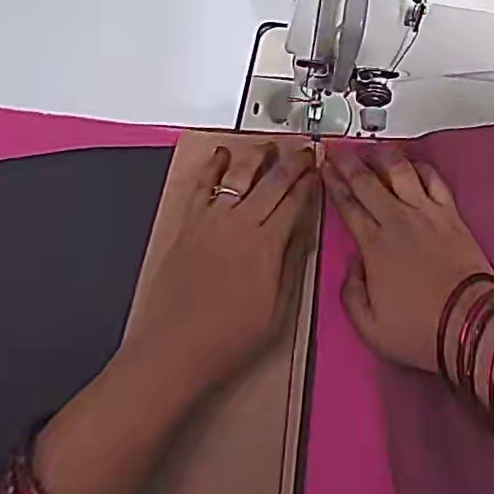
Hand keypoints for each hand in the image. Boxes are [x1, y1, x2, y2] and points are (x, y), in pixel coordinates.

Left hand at [122, 144, 319, 391]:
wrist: (175, 347)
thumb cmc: (227, 337)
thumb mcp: (276, 311)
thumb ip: (290, 266)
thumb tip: (302, 235)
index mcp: (267, 246)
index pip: (294, 202)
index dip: (309, 183)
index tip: (317, 171)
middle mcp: (241, 225)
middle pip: (273, 182)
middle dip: (293, 163)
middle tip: (304, 152)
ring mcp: (213, 221)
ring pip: (241, 176)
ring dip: (258, 156)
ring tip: (269, 146)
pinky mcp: (190, 224)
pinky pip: (204, 185)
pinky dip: (214, 166)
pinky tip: (222, 154)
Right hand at [324, 146, 492, 373]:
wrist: (469, 324)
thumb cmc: (420, 329)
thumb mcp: (370, 327)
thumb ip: (351, 293)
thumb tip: (352, 267)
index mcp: (374, 245)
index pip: (348, 205)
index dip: (334, 184)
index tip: (325, 169)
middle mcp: (397, 220)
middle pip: (367, 181)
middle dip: (348, 162)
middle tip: (338, 151)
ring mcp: (425, 213)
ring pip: (400, 171)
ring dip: (383, 157)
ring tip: (373, 150)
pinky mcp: (450, 214)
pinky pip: (434, 179)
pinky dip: (421, 167)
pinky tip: (414, 165)